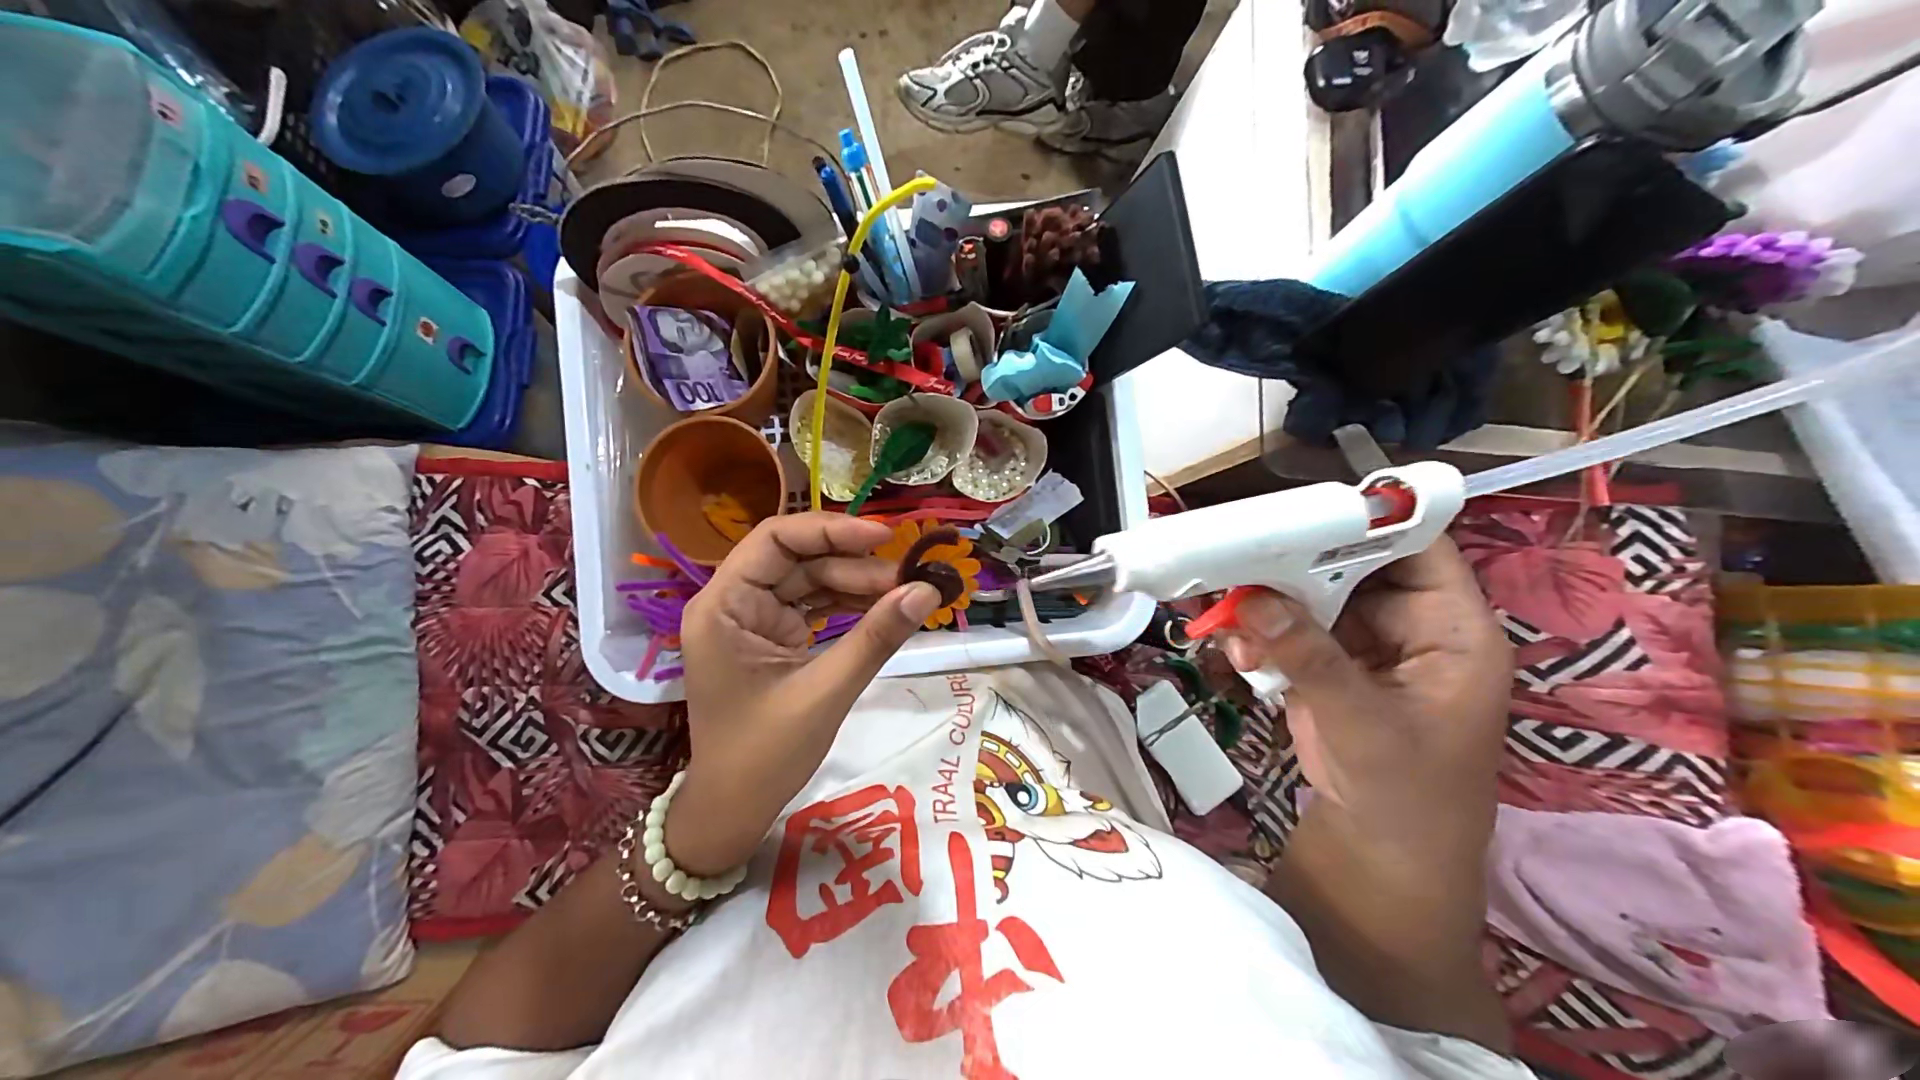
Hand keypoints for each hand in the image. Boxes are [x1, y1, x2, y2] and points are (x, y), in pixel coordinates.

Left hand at [664, 514, 941, 876]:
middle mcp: (732, 603)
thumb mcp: (825, 691)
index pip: (775, 540)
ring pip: (808, 580)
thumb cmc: (765, 755)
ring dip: (855, 583)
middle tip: (906, 578)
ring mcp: (751, 620)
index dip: (830, 530)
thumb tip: (927, 591)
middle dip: (852, 564)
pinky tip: (883, 607)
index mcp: (723, 606)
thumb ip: (875, 637)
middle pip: (796, 558)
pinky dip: (846, 605)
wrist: (734, 810)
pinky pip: (811, 605)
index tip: (883, 538)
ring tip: (902, 593)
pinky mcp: (771, 638)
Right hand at [1219, 537, 1511, 845]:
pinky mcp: (1325, 661)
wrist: (1381, 851)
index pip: (1417, 546)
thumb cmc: (1406, 794)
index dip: (1370, 519)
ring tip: (1226, 610)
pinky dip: (1258, 632)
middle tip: (1239, 555)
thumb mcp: (1362, 723)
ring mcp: (1361, 641)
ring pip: (1310, 594)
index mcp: (1450, 626)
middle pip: (1349, 564)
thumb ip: (1310, 657)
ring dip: (1267, 601)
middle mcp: (1407, 622)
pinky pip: (1287, 627)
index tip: (1305, 508)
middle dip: (1295, 562)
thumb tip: (1253, 598)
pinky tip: (1235, 648)